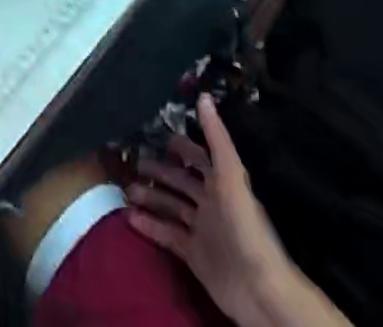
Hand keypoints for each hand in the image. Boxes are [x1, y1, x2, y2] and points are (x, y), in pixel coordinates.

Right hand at [125, 95, 300, 326]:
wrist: (256, 286)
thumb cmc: (244, 223)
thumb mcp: (230, 174)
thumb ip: (216, 137)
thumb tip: (203, 96)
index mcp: (222, 180)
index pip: (197, 155)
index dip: (180, 146)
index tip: (156, 135)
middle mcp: (211, 201)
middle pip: (180, 181)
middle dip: (159, 171)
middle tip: (134, 163)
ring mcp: (201, 228)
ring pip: (171, 206)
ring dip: (150, 197)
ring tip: (126, 190)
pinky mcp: (193, 254)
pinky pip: (167, 235)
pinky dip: (149, 226)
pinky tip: (129, 218)